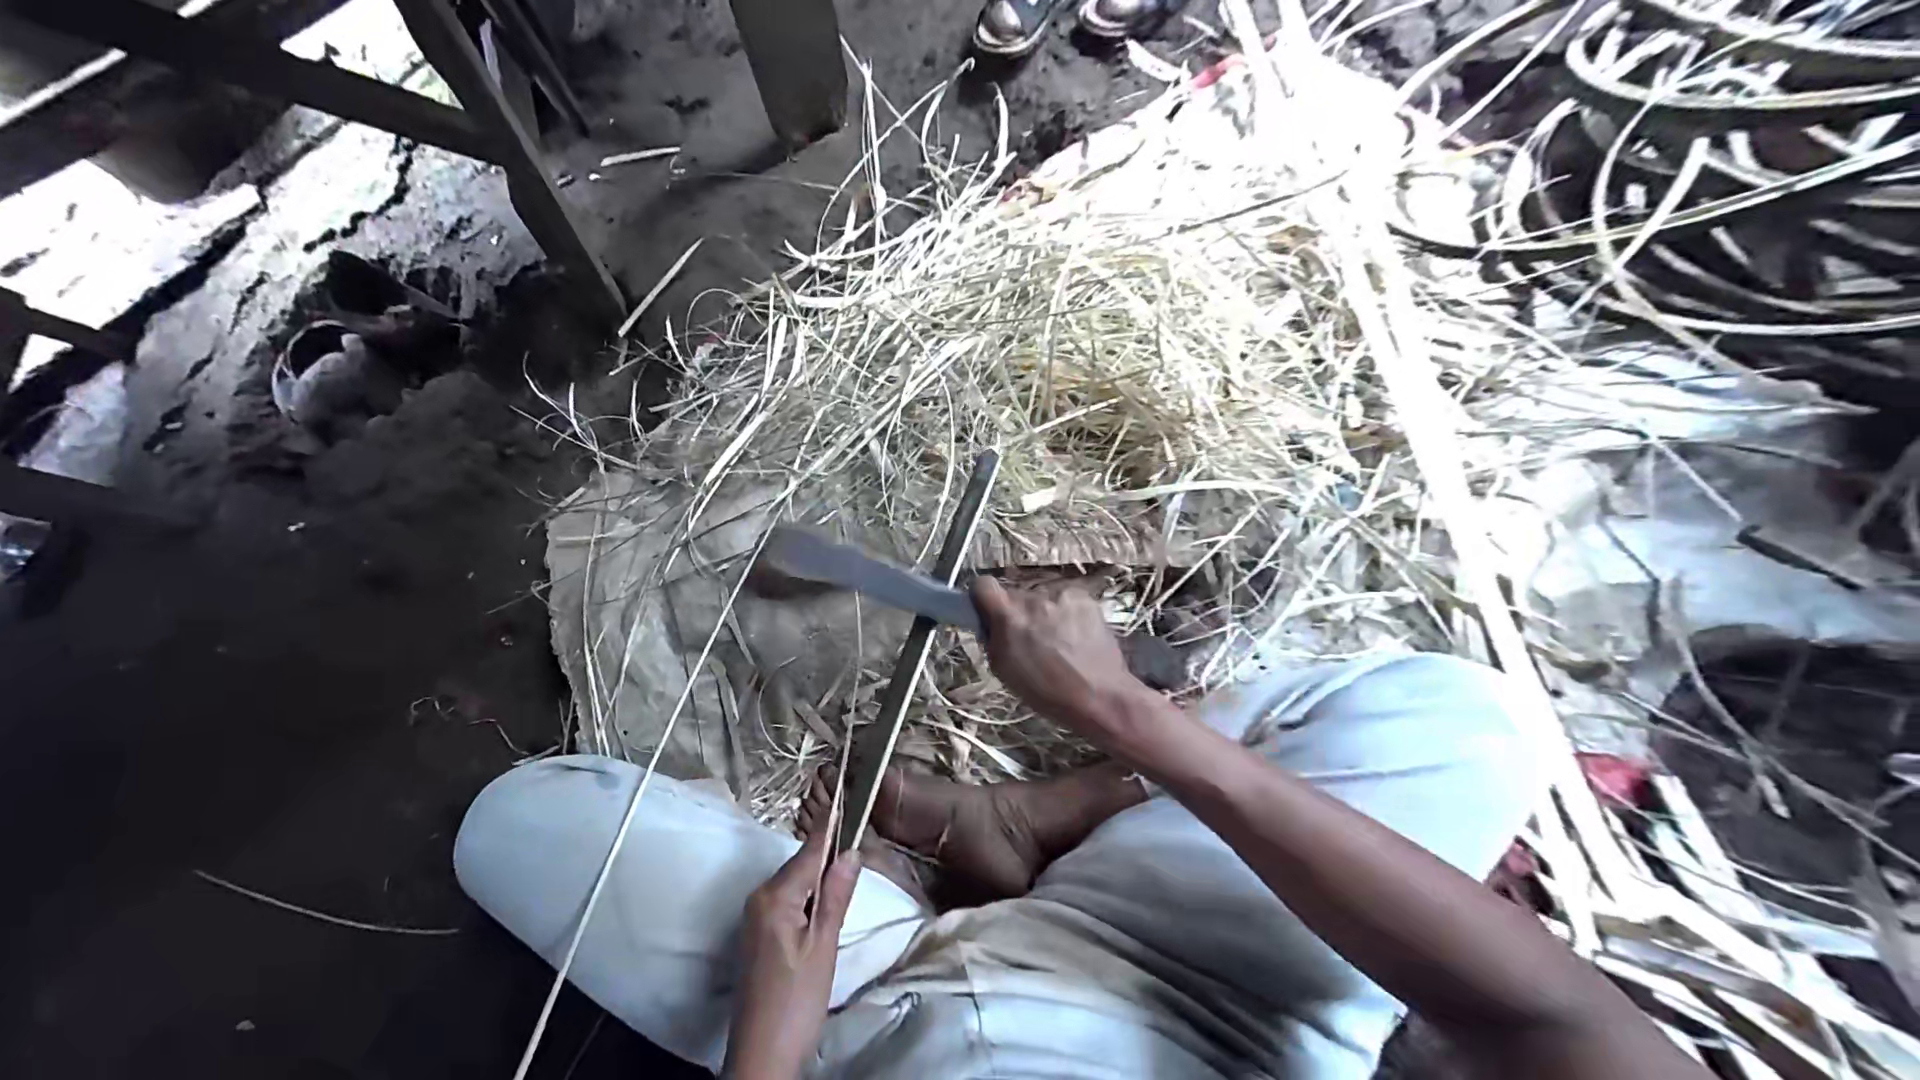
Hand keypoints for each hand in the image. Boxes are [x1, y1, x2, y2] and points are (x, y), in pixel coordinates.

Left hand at [723, 827, 860, 1079]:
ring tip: (851, 872)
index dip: (831, 827)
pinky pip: (788, 902)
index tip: (845, 797)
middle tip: (861, 842)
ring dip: (821, 878)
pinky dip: (809, 898)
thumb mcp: (824, 945)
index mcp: (774, 896)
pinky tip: (827, 906)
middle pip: (801, 865)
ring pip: (796, 884)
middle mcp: (759, 899)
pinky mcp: (758, 937)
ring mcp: (755, 919)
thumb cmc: (797, 1000)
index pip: (809, 851)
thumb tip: (850, 850)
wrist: (761, 1059)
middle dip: (829, 856)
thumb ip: (836, 895)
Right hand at [971, 577, 1161, 752]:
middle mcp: (1034, 597)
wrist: (1100, 694)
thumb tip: (990, 619)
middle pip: (1016, 594)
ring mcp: (1062, 594)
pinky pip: (1065, 600)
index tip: (988, 612)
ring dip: (1043, 613)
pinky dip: (1065, 613)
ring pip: (1041, 597)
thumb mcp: (1003, 669)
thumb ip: (993, 636)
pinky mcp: (1084, 597)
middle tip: (1028, 638)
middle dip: (1017, 612)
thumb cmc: (1046, 691)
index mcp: (1009, 615)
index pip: (983, 584)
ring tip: (1057, 641)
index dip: (983, 598)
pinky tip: (1075, 636)